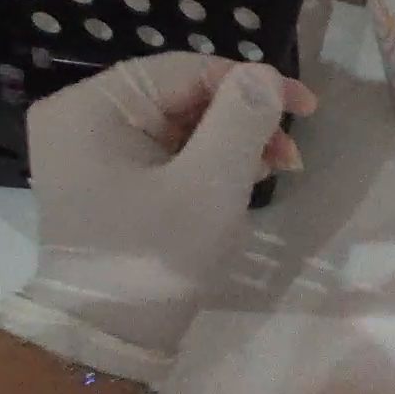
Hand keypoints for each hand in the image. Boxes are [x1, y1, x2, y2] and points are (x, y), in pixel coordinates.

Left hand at [3, 54, 318, 379]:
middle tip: (295, 154)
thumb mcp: (211, 184)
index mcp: (93, 108)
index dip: (251, 82)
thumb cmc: (161, 249)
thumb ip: (240, 123)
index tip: (310, 108)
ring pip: (184, 125)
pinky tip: (247, 180)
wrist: (116, 322)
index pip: (183, 71)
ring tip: (279, 170)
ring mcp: (97, 151)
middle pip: (183, 96)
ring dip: (238, 142)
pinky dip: (217, 161)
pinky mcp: (116, 179)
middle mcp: (84, 118)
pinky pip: (175, 152)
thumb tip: (268, 75)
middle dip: (247, 119)